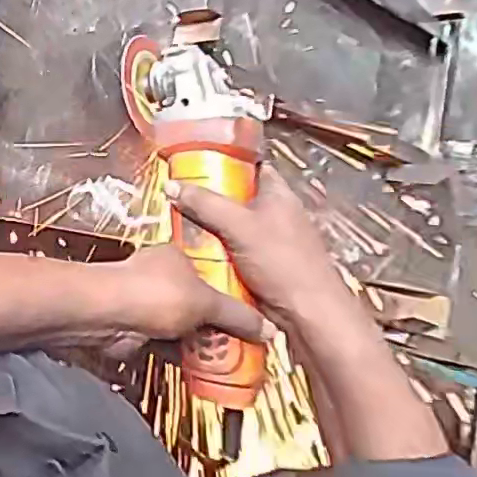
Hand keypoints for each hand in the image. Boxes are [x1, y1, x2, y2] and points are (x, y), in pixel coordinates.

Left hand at [116, 243, 277, 347]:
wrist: (105, 317)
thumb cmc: (153, 294)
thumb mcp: (205, 301)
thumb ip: (237, 314)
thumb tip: (269, 330)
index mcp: (175, 257)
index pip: (212, 270)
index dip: (234, 291)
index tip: (256, 313)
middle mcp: (161, 277)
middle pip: (200, 301)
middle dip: (220, 323)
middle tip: (249, 343)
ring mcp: (149, 304)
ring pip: (185, 326)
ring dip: (203, 343)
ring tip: (236, 359)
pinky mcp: (140, 330)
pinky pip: (170, 345)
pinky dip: (184, 356)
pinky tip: (207, 369)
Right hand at [162, 165, 364, 336]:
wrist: (307, 316)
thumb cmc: (283, 263)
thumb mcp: (239, 225)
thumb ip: (205, 203)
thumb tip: (170, 185)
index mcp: (278, 195)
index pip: (251, 166)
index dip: (225, 160)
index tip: (193, 159)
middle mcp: (273, 215)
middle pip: (233, 197)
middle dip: (205, 196)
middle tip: (174, 192)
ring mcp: (265, 241)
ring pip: (226, 225)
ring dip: (203, 226)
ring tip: (172, 219)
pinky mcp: (257, 265)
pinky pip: (225, 249)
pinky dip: (208, 249)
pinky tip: (186, 249)